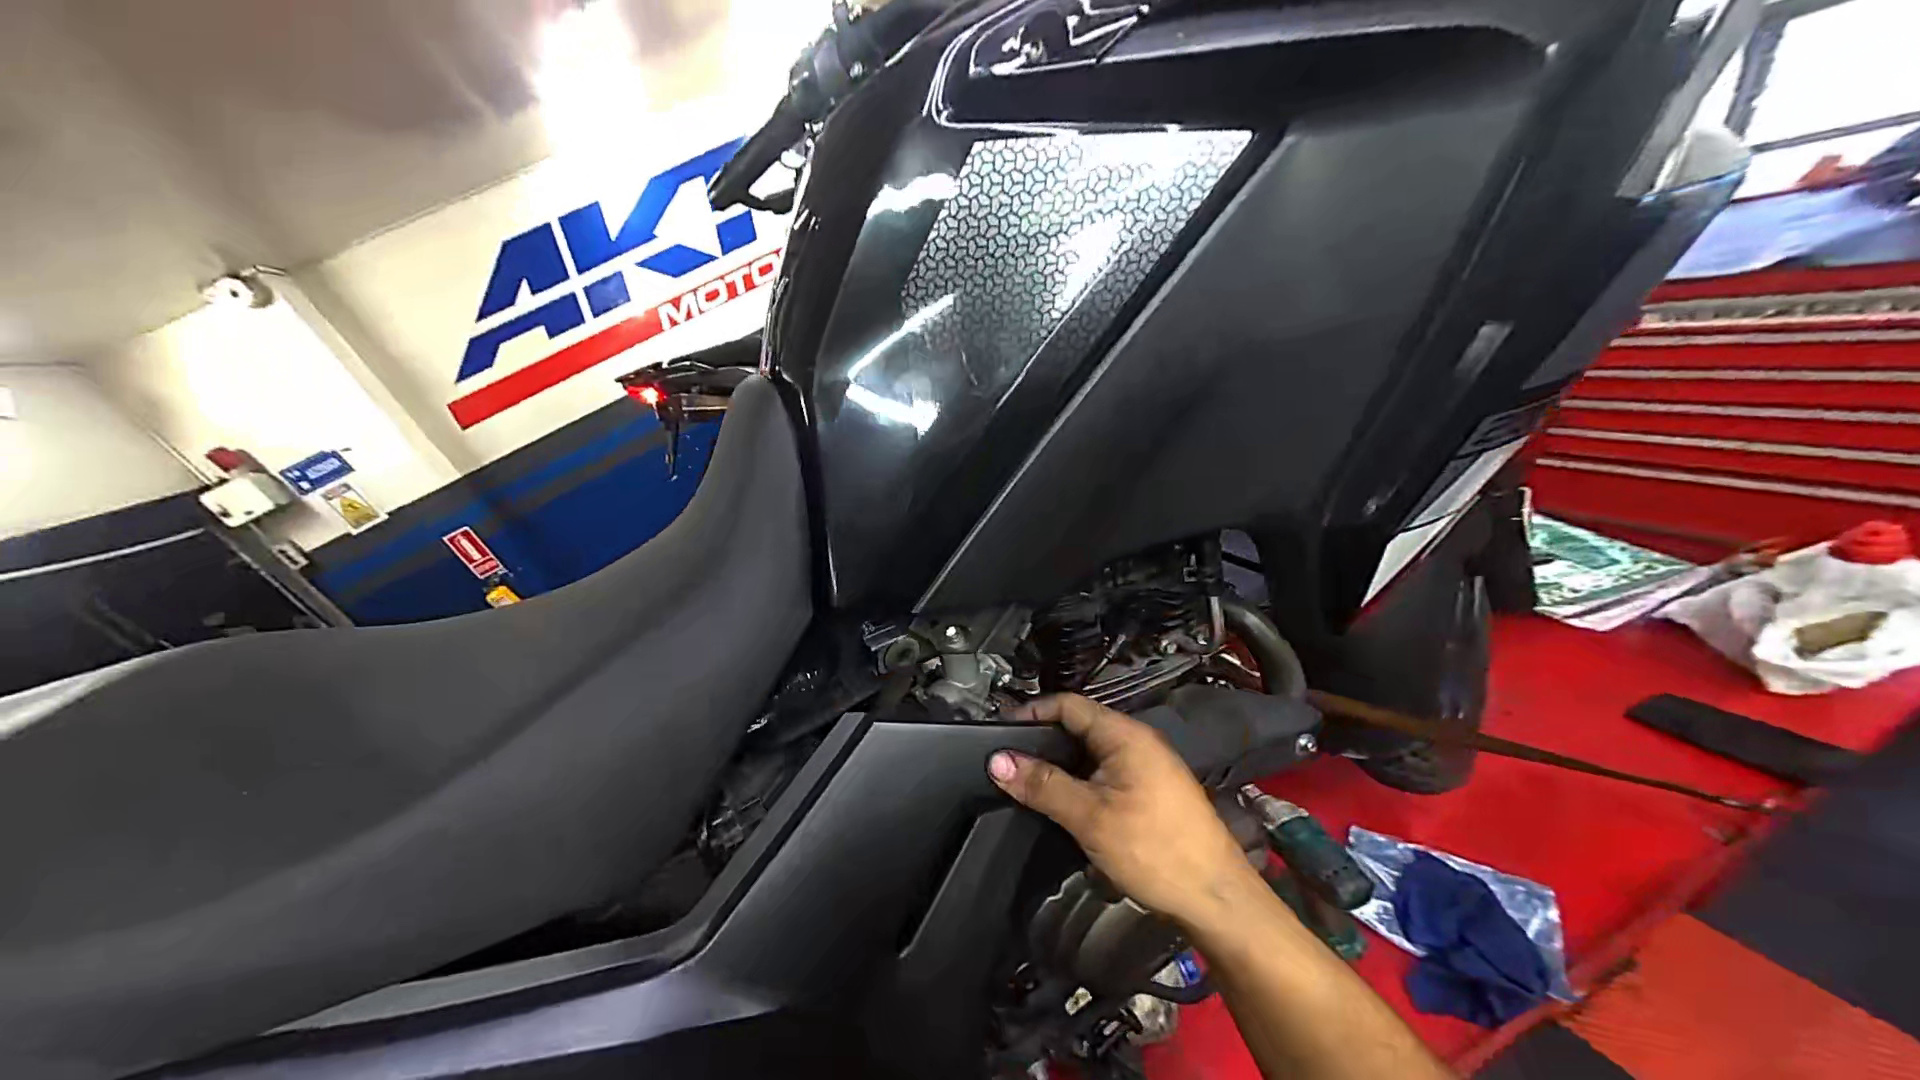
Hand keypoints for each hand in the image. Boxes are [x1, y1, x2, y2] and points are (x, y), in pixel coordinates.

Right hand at [988, 694, 1262, 929]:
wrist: (1216, 898)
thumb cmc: (1157, 850)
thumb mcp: (1090, 816)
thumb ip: (1042, 785)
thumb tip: (998, 761)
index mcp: (1125, 735)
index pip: (1068, 704)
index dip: (1031, 713)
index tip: (1001, 733)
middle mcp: (1138, 742)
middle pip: (1078, 727)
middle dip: (1042, 743)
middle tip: (1009, 764)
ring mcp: (1147, 767)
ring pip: (1090, 754)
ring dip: (1060, 767)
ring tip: (1029, 786)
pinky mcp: (1151, 792)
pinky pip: (1105, 774)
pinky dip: (1080, 783)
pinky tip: (1064, 806)